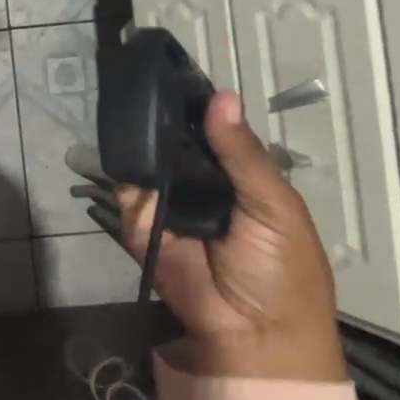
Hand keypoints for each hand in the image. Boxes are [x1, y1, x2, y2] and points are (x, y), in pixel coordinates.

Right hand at [116, 91, 346, 381]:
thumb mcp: (276, 207)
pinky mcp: (136, 216)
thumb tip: (222, 96)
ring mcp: (166, 200)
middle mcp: (202, 185)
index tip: (175, 69)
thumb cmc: (283, 271)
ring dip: (140, 132)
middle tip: (141, 72)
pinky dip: (121, 160)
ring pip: (149, 157)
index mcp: (244, 179)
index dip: (201, 107)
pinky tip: (117, 130)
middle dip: (163, 113)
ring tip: (125, 91)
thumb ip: (244, 156)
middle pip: (177, 141)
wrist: (247, 331)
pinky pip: (126, 182)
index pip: (217, 134)